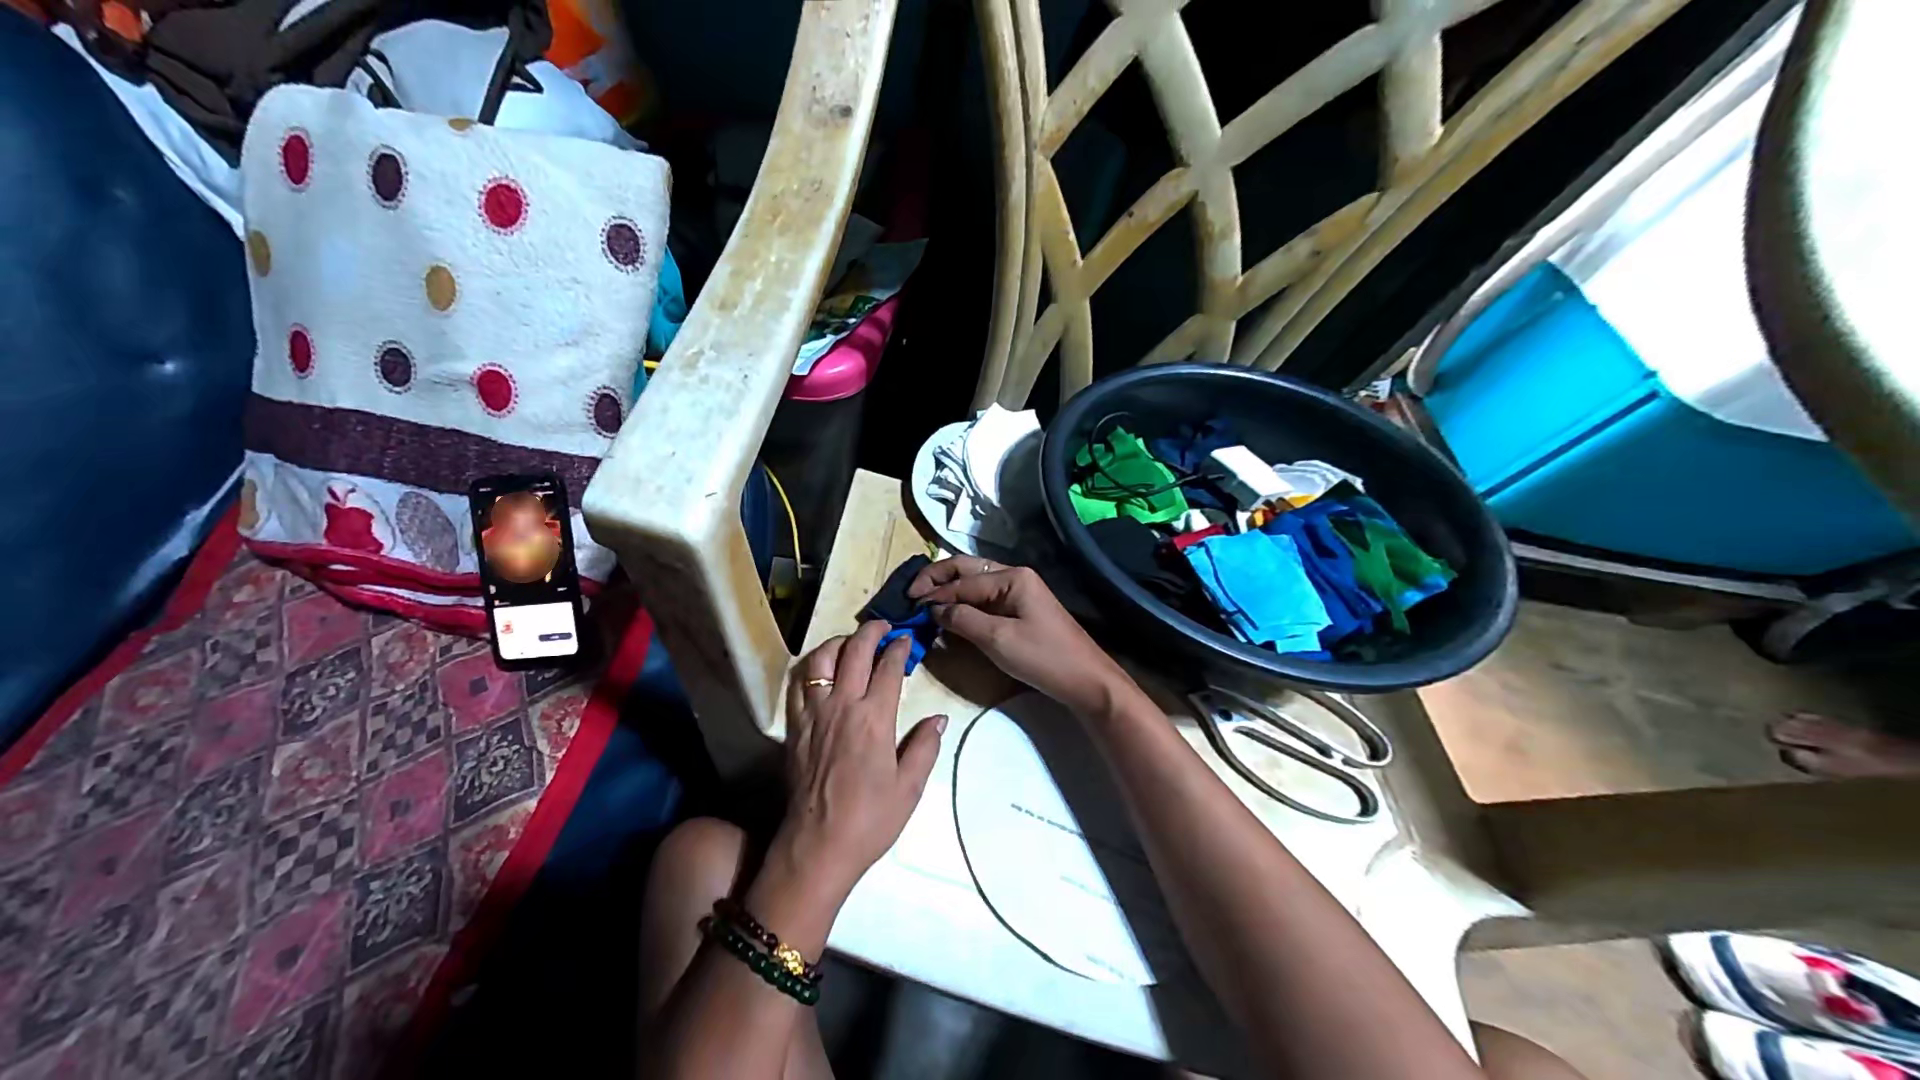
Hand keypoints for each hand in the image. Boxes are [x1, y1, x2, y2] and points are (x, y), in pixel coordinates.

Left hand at [781, 621, 945, 897]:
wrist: (817, 845)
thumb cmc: (870, 819)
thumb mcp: (910, 787)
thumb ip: (924, 747)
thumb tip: (938, 718)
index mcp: (874, 718)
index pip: (888, 668)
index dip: (899, 649)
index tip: (907, 640)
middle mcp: (842, 706)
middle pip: (854, 652)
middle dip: (871, 632)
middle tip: (883, 627)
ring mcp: (813, 714)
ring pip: (821, 660)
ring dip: (838, 643)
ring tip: (851, 643)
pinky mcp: (794, 726)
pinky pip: (799, 684)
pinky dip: (812, 667)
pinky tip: (821, 670)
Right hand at [908, 556, 1135, 716]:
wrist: (1086, 680)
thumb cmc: (1043, 657)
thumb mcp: (998, 639)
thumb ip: (963, 619)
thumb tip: (933, 608)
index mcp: (1011, 577)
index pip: (962, 580)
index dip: (933, 593)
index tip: (907, 606)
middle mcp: (1014, 576)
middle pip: (967, 570)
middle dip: (937, 580)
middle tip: (910, 596)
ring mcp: (1018, 592)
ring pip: (974, 584)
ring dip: (949, 592)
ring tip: (923, 605)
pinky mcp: (1020, 609)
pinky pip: (984, 599)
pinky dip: (963, 604)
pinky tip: (949, 615)